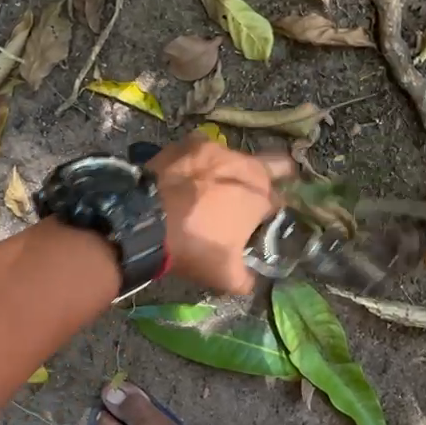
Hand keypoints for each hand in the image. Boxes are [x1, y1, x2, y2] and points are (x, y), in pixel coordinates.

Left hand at [146, 137, 291, 293]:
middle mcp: (245, 165)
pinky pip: (202, 151)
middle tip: (256, 194)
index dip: (273, 213)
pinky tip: (188, 178)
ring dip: (231, 171)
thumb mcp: (224, 276)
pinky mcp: (187, 143)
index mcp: (261, 196)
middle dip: (274, 177)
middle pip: (274, 165)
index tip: (263, 222)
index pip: (280, 201)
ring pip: (234, 158)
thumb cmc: (193, 247)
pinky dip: (200, 164)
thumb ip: (246, 279)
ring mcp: (215, 149)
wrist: (145, 221)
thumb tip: (250, 281)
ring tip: (212, 189)